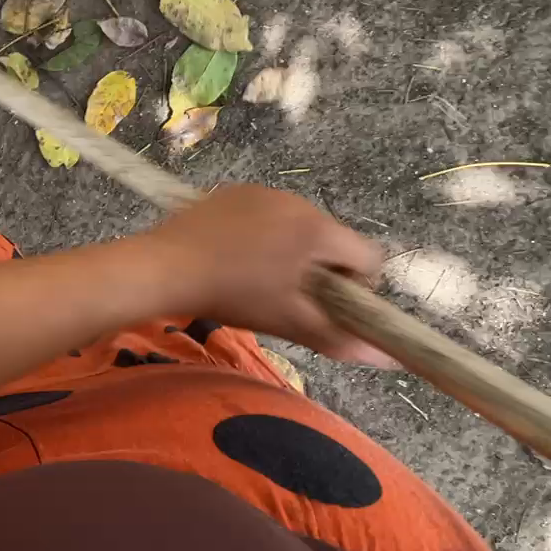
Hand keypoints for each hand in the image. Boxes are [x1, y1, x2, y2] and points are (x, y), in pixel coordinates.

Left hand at [129, 185, 394, 366]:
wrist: (163, 266)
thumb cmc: (231, 294)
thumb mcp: (288, 320)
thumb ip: (340, 338)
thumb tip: (387, 359)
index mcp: (316, 228)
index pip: (367, 255)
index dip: (358, 286)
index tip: (329, 305)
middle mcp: (293, 200)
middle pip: (331, 237)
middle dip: (321, 267)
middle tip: (289, 293)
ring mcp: (258, 191)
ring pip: (296, 224)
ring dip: (290, 248)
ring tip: (258, 275)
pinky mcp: (229, 192)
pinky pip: (263, 213)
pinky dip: (261, 233)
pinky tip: (234, 255)